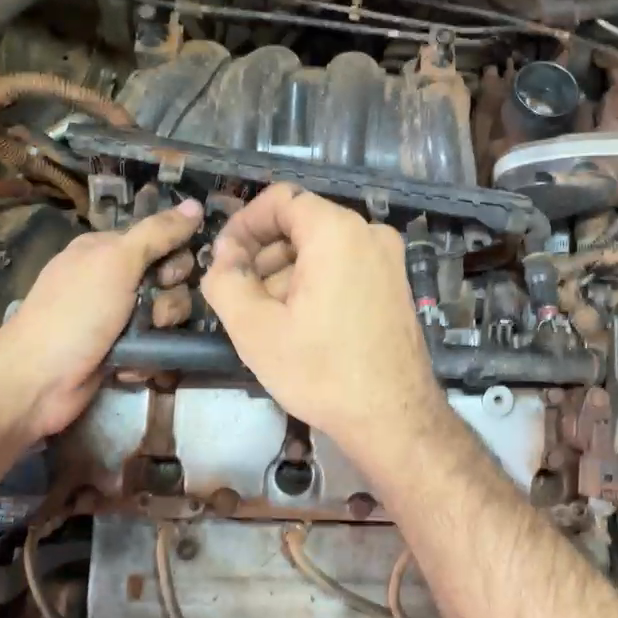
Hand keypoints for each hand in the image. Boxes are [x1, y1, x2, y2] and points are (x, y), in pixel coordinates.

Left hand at [0, 200, 202, 437]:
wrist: (37, 382)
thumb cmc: (75, 314)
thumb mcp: (116, 262)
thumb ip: (157, 233)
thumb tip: (196, 203)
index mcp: (105, 250)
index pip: (160, 241)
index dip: (174, 258)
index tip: (167, 275)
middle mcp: (111, 280)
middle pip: (169, 281)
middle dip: (170, 300)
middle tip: (154, 314)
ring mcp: (115, 318)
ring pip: (165, 316)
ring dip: (159, 332)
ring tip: (141, 343)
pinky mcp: (119, 352)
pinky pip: (154, 347)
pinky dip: (147, 357)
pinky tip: (130, 364)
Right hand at [200, 185, 449, 466]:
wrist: (393, 418)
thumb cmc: (321, 371)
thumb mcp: (254, 328)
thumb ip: (225, 280)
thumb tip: (223, 257)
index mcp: (337, 231)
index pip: (280, 199)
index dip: (244, 223)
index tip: (224, 259)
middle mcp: (370, 233)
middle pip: (302, 224)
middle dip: (264, 253)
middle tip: (239, 294)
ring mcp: (389, 260)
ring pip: (322, 248)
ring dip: (286, 272)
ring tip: (266, 317)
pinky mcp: (395, 286)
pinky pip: (345, 267)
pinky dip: (316, 284)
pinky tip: (298, 325)